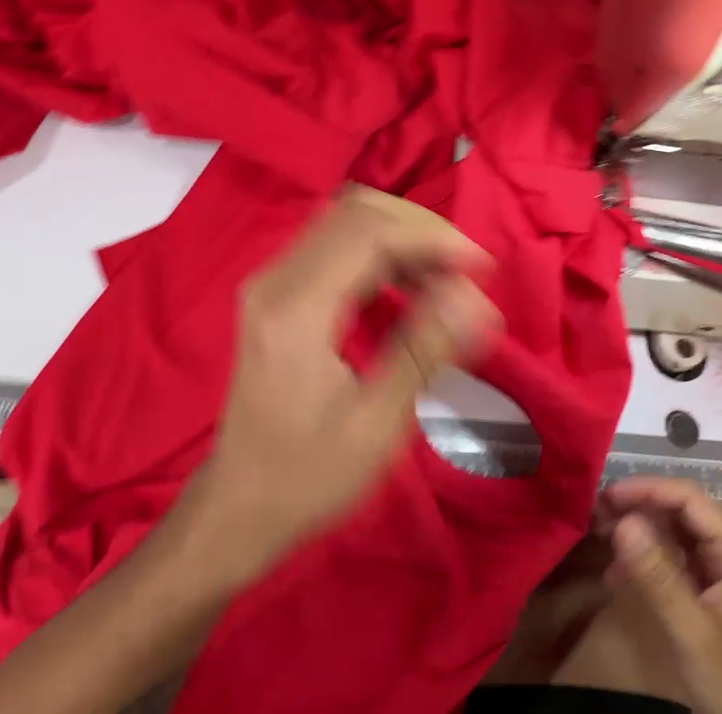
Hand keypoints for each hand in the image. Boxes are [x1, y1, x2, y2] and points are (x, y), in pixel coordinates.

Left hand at [190, 186, 499, 574]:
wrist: (238, 507)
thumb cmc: (307, 478)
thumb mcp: (375, 424)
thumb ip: (423, 351)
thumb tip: (476, 299)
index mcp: (295, 310)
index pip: (369, 233)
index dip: (433, 237)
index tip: (483, 268)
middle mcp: (275, 281)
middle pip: (357, 214)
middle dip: (421, 232)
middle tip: (468, 275)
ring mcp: (272, 285)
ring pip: (346, 226)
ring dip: (404, 242)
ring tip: (449, 287)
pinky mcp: (278, 297)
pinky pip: (336, 251)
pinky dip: (382, 258)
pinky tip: (412, 293)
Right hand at [601, 478, 721, 713]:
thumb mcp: (692, 632)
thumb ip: (658, 577)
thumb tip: (622, 520)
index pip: (691, 499)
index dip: (648, 490)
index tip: (606, 496)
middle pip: (681, 510)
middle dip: (638, 506)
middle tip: (595, 513)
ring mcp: (719, 570)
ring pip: (673, 531)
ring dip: (637, 527)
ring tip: (599, 531)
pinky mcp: (706, 589)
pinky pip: (672, 557)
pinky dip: (643, 555)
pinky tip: (616, 568)